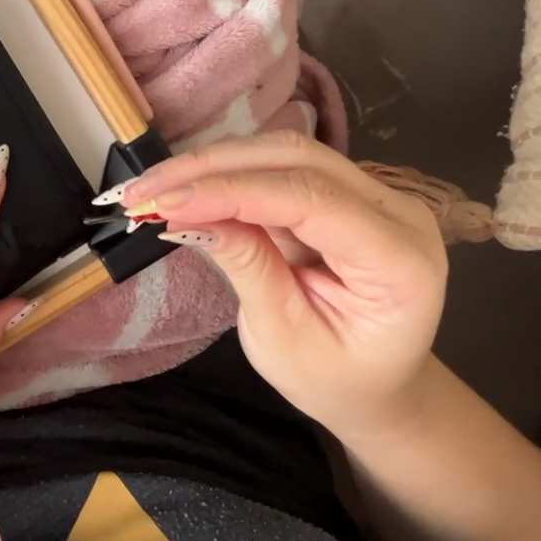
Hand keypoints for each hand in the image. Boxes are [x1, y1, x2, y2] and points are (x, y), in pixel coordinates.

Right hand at [116, 130, 446, 444]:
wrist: (374, 387)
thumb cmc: (335, 378)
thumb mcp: (285, 338)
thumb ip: (247, 267)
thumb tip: (187, 214)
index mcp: (399, 260)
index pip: (309, 199)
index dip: (231, 191)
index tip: (163, 201)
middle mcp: (394, 211)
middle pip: (294, 159)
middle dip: (209, 168)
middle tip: (141, 191)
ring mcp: (368, 194)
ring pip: (279, 152)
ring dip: (208, 165)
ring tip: (150, 188)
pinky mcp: (335, 191)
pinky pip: (273, 166)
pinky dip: (221, 174)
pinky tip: (180, 188)